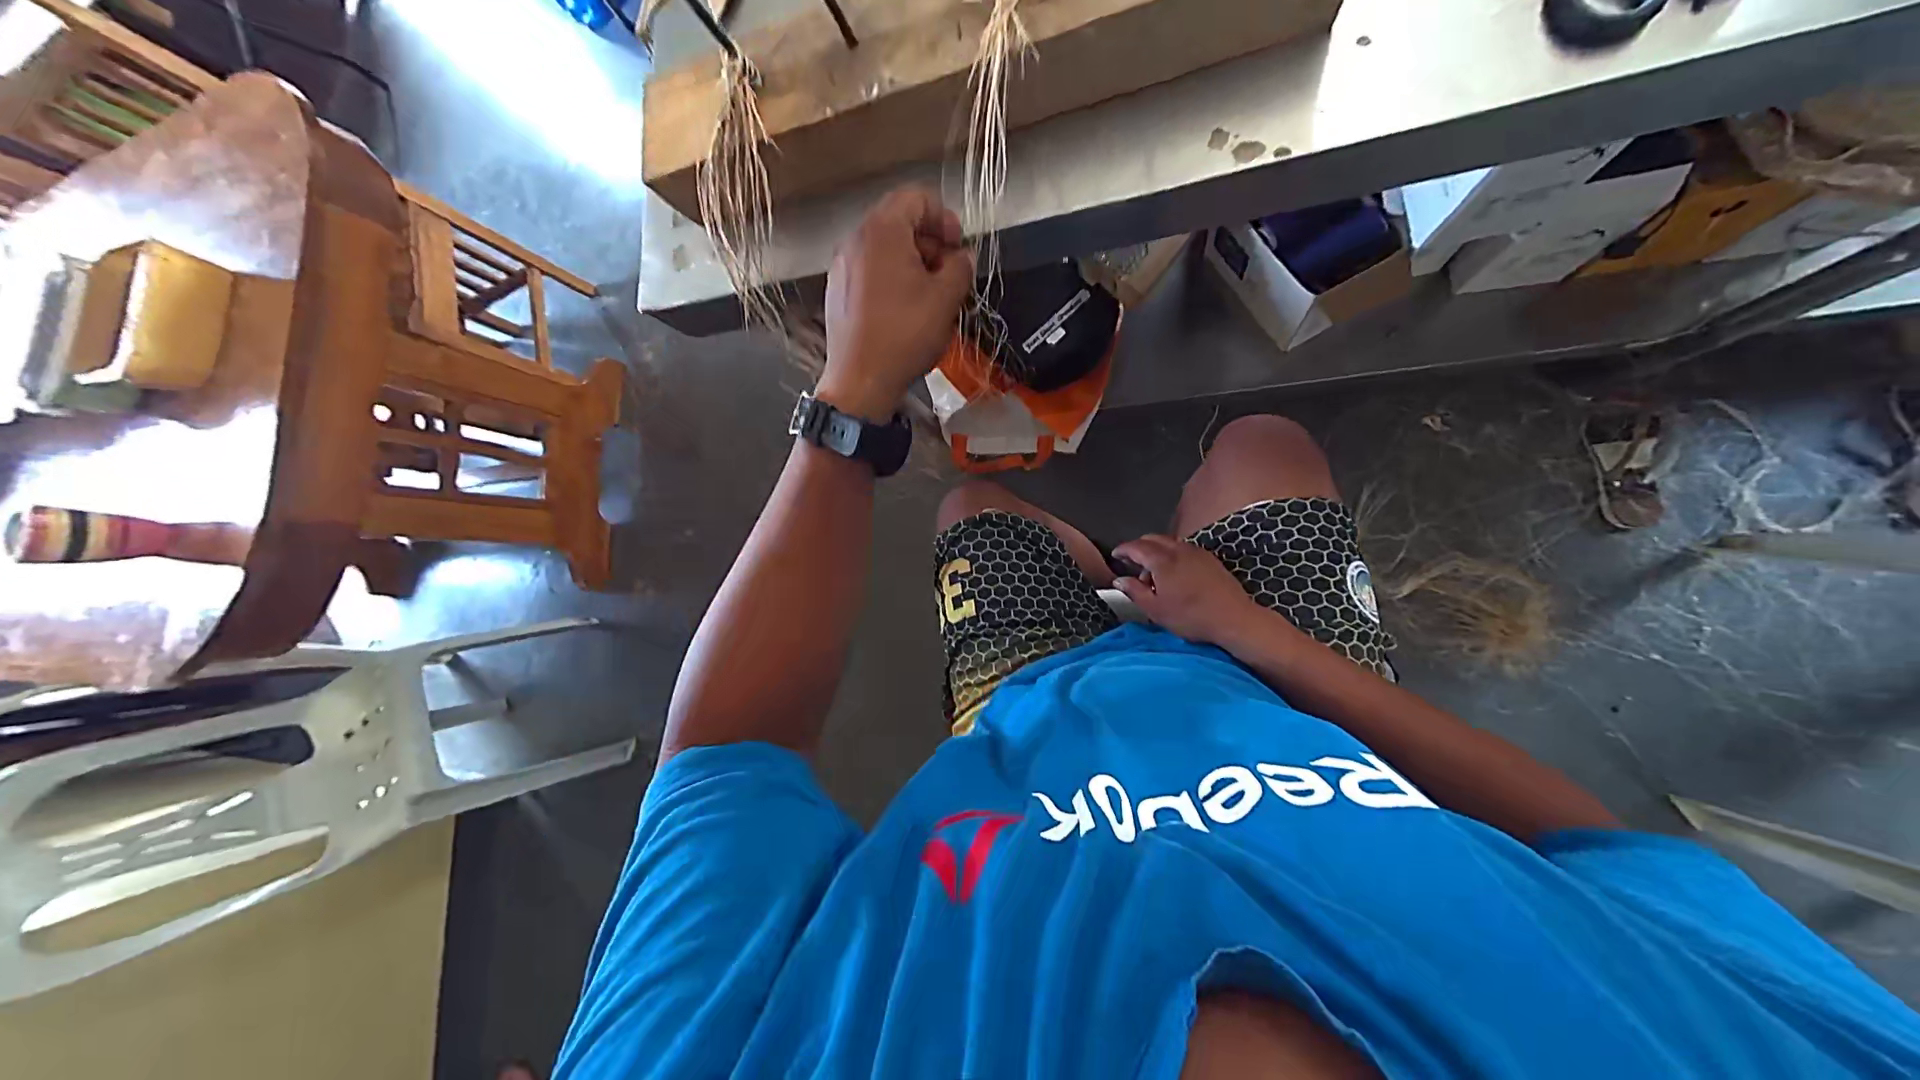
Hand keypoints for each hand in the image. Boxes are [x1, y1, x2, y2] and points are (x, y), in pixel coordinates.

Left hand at [820, 187, 973, 421]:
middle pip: (898, 221)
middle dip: (930, 242)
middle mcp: (856, 240)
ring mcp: (842, 266)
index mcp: (882, 231)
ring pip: (884, 248)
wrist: (861, 381)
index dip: (944, 217)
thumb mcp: (946, 298)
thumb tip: (963, 257)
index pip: (916, 197)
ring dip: (913, 262)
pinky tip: (906, 310)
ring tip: (931, 295)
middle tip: (949, 272)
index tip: (958, 246)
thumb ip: (961, 266)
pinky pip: (870, 271)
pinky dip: (892, 279)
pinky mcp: (838, 292)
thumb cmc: (904, 336)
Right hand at [1112, 534, 1265, 647]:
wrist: (1233, 618)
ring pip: (1169, 542)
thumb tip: (1119, 580)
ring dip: (1156, 552)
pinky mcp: (1209, 559)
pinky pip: (1183, 548)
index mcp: (1162, 561)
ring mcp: (1196, 552)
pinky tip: (1173, 574)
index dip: (1123, 549)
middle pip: (1153, 539)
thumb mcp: (1156, 609)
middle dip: (1139, 547)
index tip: (1115, 555)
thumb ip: (1134, 591)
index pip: (1136, 547)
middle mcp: (1179, 550)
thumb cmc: (1191, 616)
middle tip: (1131, 563)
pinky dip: (1171, 554)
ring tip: (1153, 575)